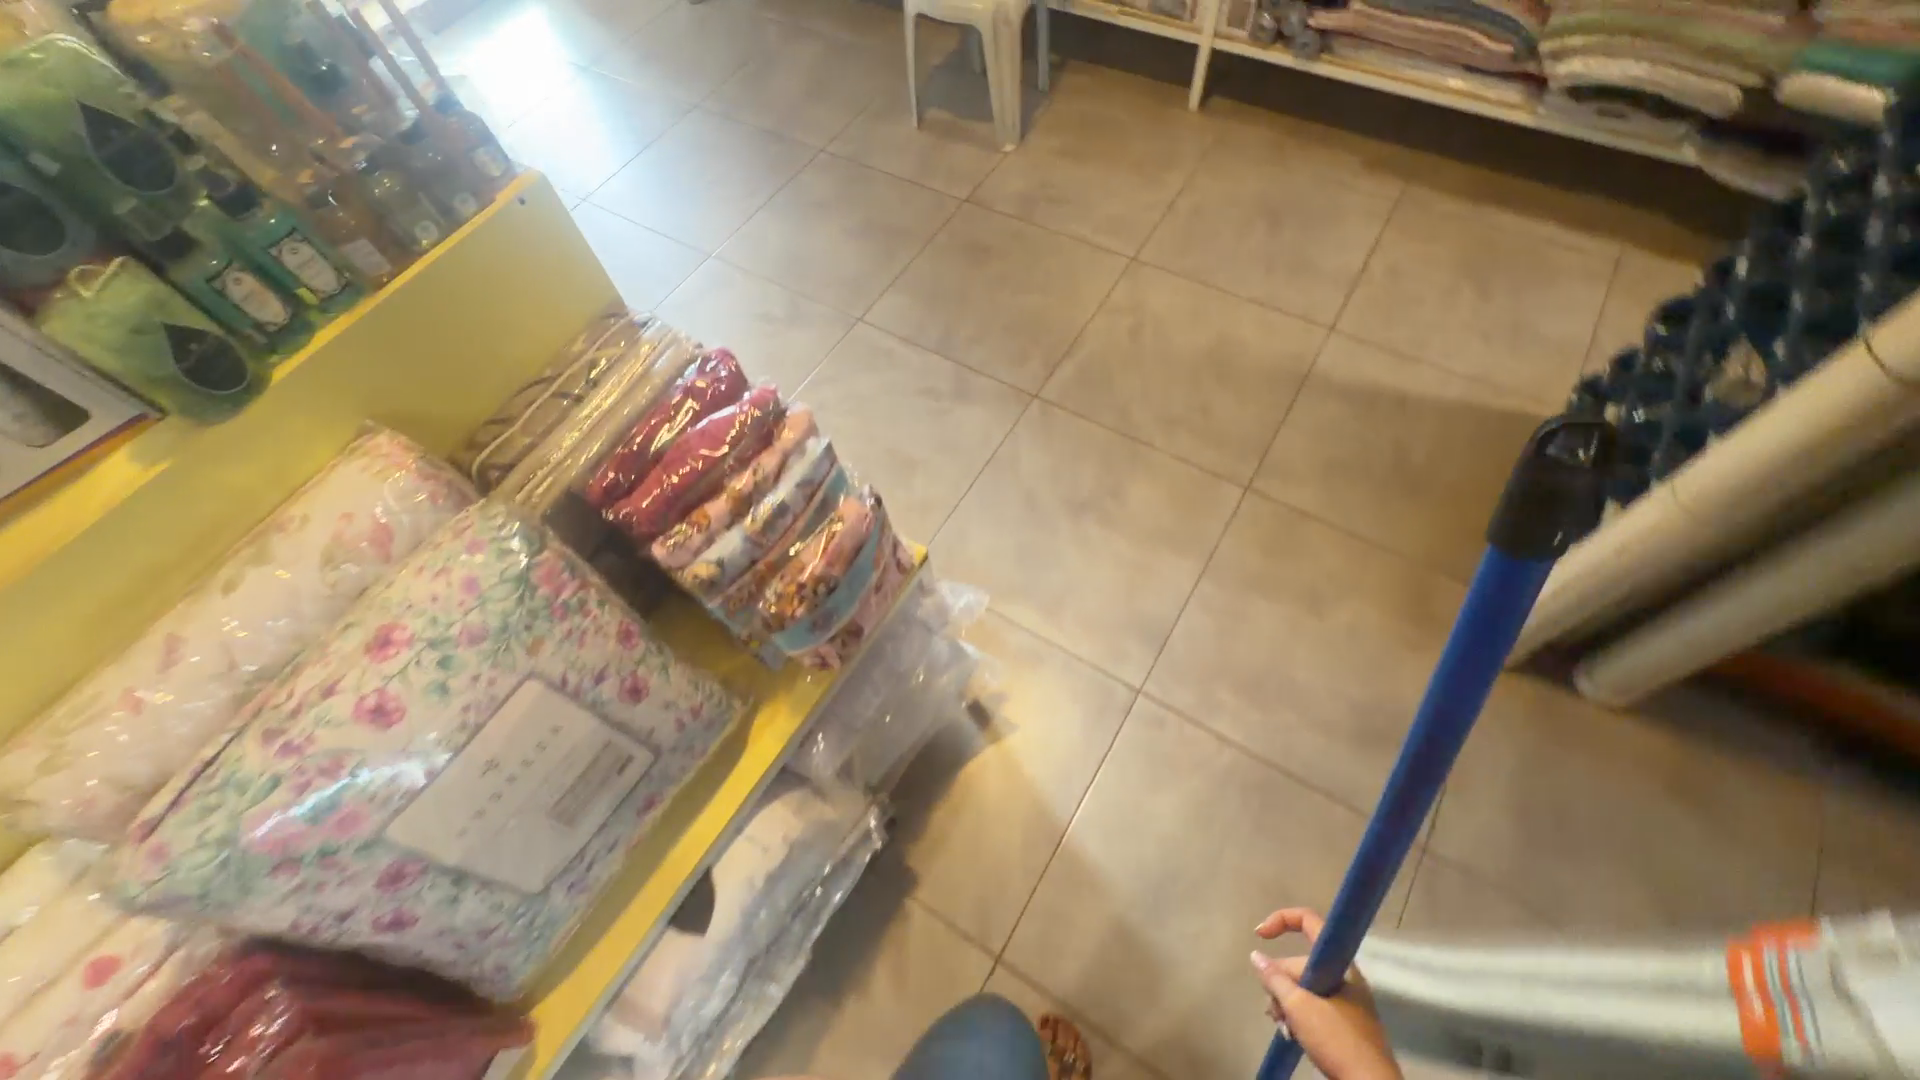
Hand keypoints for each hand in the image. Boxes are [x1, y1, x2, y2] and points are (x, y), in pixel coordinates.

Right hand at [1250, 908, 1401, 1079]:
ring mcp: (1347, 1001)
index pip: (1310, 921)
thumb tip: (1256, 956)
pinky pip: (1314, 1006)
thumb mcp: (1299, 1007)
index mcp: (1339, 965)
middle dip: (1280, 980)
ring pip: (1305, 987)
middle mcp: (1344, 977)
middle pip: (1301, 962)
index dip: (1281, 920)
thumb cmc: (1337, 1041)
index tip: (1259, 936)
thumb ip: (1274, 979)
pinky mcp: (1346, 1023)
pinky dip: (1299, 1016)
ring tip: (1284, 1026)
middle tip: (1273, 1008)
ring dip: (1287, 1002)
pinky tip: (1292, 1034)